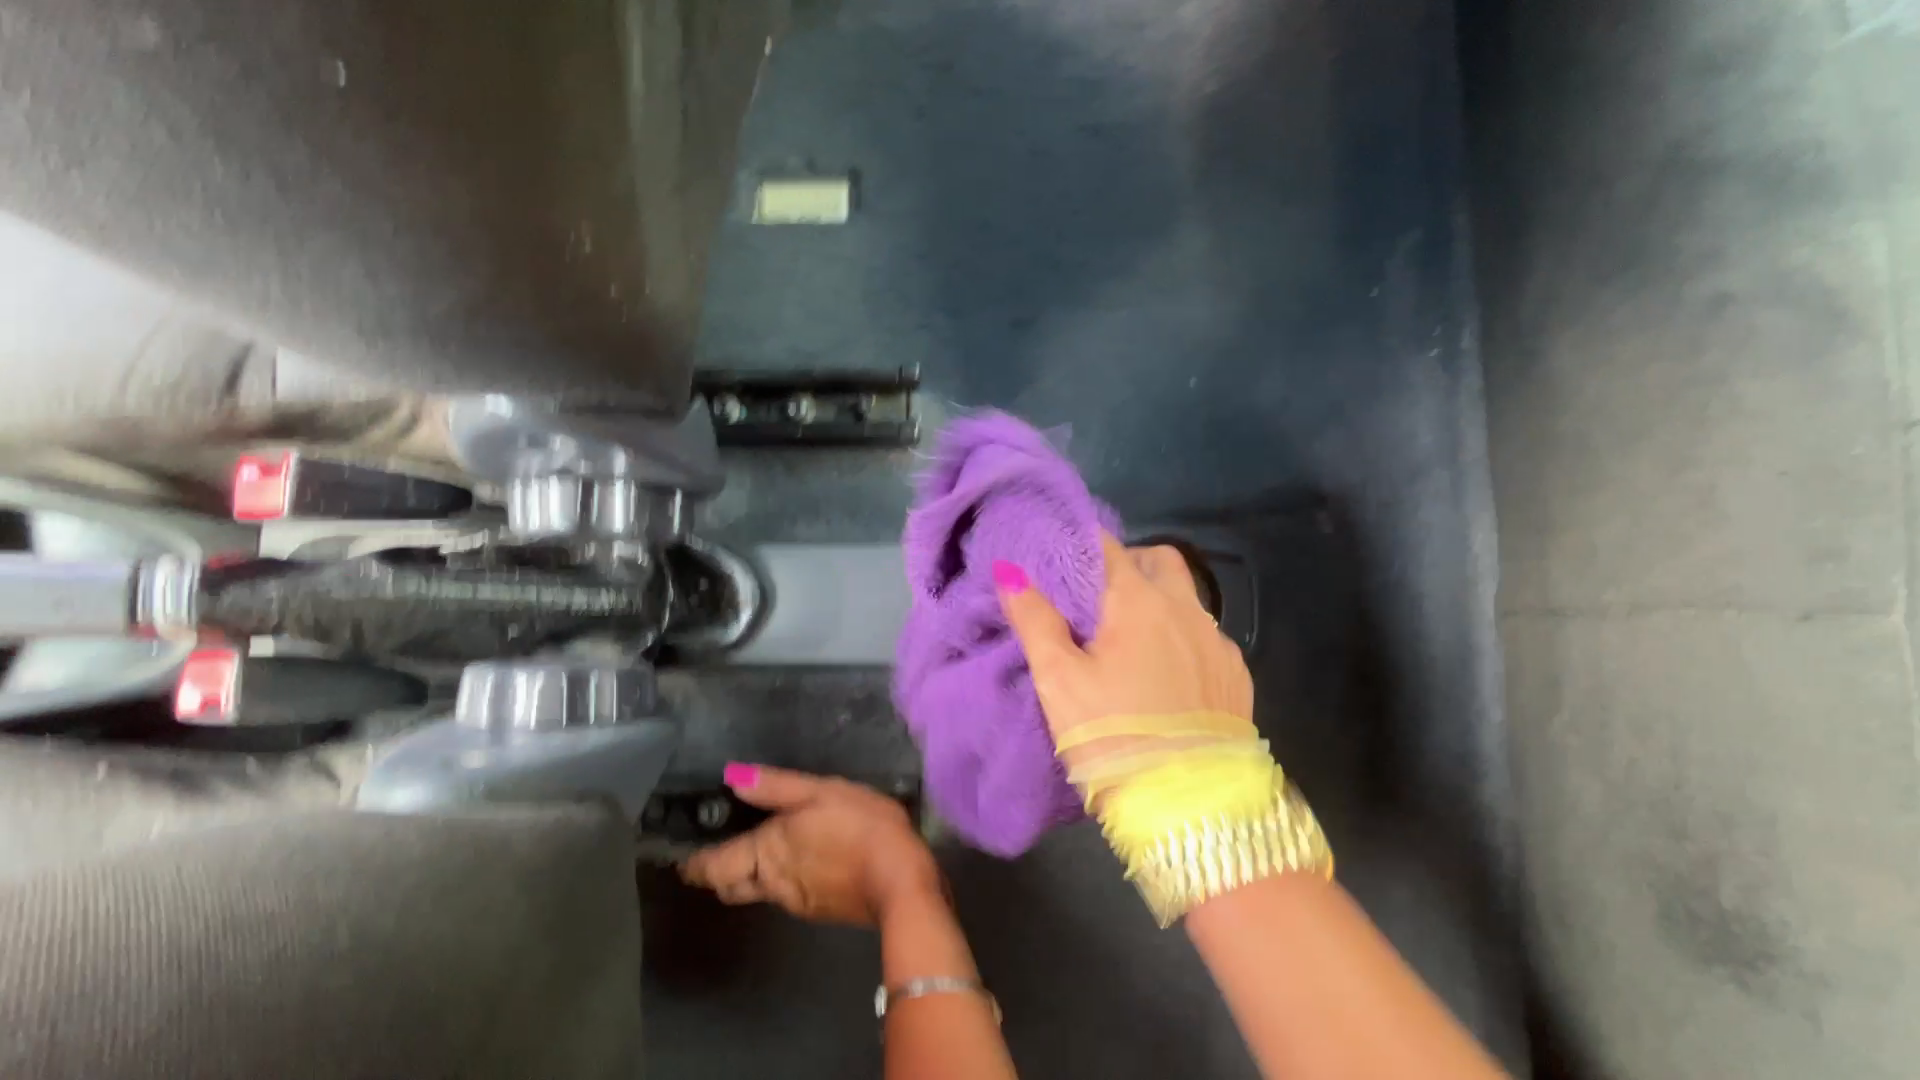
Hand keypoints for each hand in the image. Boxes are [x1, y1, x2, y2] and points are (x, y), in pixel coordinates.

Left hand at [678, 765, 943, 925]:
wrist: (903, 885)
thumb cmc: (863, 828)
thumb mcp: (823, 792)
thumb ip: (777, 787)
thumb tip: (732, 778)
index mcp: (767, 852)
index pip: (713, 867)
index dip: (694, 862)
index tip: (681, 853)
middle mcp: (773, 883)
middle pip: (730, 887)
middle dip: (718, 873)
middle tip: (716, 852)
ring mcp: (797, 902)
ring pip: (760, 890)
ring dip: (753, 874)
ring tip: (765, 850)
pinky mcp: (821, 911)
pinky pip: (789, 894)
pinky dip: (784, 879)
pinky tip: (807, 862)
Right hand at [994, 534, 1253, 763]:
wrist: (1191, 807)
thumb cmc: (1113, 735)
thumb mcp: (1059, 681)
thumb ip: (1035, 620)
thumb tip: (1010, 570)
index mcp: (1138, 600)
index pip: (1107, 547)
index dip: (1081, 546)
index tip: (1061, 560)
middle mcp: (1186, 609)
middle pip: (1160, 560)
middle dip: (1130, 564)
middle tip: (1099, 598)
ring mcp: (1219, 643)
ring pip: (1188, 600)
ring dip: (1160, 604)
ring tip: (1131, 643)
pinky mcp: (1238, 677)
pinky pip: (1208, 639)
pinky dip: (1184, 641)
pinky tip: (1168, 676)